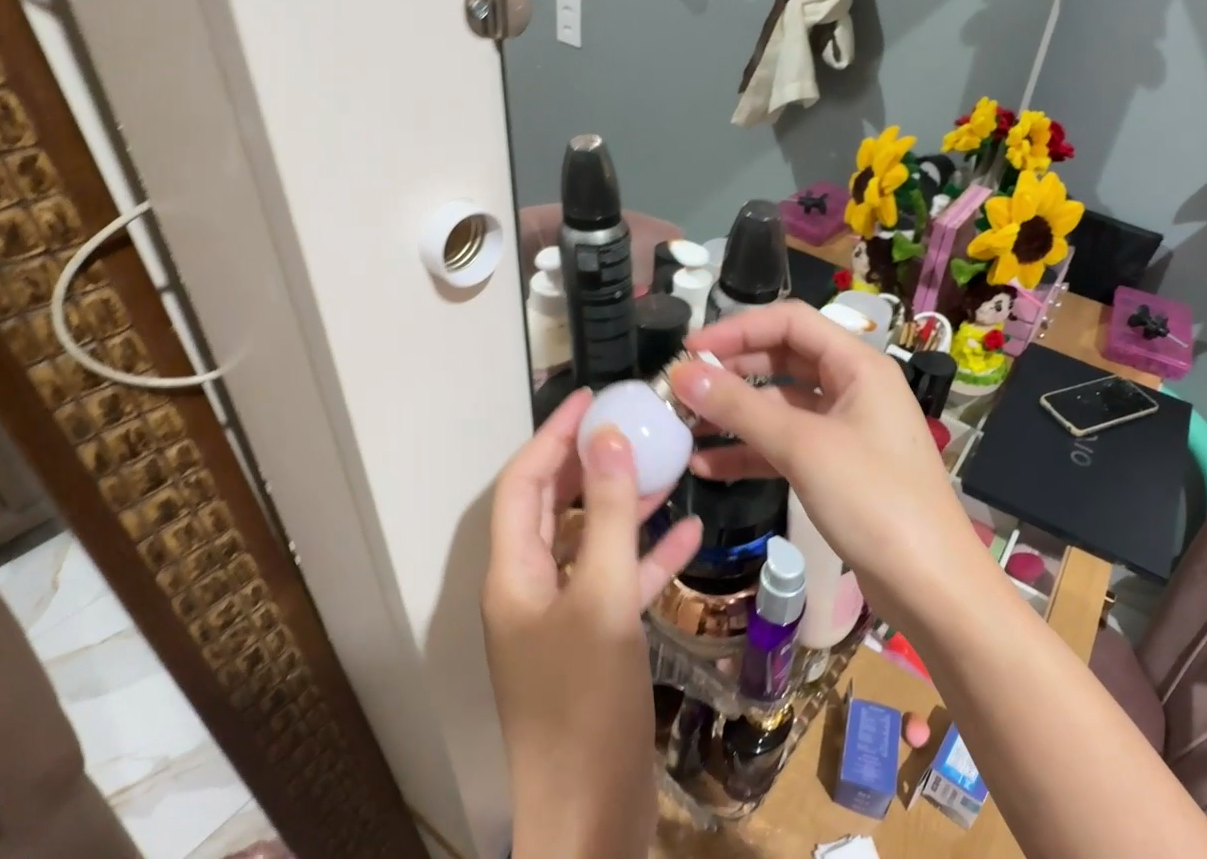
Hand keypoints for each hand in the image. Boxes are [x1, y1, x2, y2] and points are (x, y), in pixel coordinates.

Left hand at [482, 389, 701, 857]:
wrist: (589, 809)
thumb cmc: (586, 701)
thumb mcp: (603, 598)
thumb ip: (611, 517)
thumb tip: (610, 438)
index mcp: (514, 572)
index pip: (526, 482)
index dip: (554, 435)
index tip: (592, 397)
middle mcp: (531, 588)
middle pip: (558, 507)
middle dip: (593, 463)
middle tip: (635, 425)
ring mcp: (564, 618)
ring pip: (594, 543)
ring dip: (627, 506)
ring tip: (670, 467)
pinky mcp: (595, 644)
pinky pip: (620, 584)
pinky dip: (649, 557)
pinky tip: (691, 535)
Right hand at [673, 301, 976, 612]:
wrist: (929, 584)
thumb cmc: (874, 500)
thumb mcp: (803, 447)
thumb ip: (740, 407)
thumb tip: (682, 373)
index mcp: (859, 366)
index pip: (791, 323)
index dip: (738, 329)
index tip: (690, 351)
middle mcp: (855, 389)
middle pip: (783, 361)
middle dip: (731, 373)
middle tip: (680, 391)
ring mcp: (847, 431)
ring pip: (781, 407)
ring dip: (735, 416)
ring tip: (683, 430)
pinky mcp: (838, 469)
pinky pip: (787, 446)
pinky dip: (751, 452)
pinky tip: (708, 466)